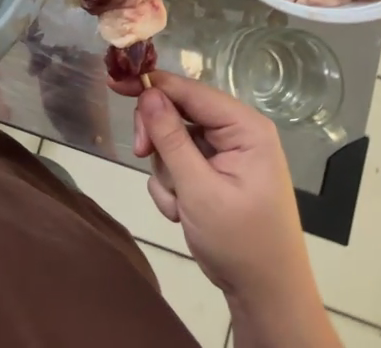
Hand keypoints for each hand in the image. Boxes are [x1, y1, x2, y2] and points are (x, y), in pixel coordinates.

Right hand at [133, 71, 304, 299]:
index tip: (114, 83)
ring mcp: (226, 154)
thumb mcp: (199, 189)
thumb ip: (170, 138)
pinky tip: (184, 212)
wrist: (265, 296)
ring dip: (167, 172)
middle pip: (178, 112)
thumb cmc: (240, 241)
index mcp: (245, 127)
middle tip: (142, 156)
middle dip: (159, 140)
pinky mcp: (216, 174)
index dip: (152, 84)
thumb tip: (147, 92)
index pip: (190, 90)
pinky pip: (179, 163)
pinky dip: (173, 187)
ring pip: (174, 141)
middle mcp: (238, 133)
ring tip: (180, 205)